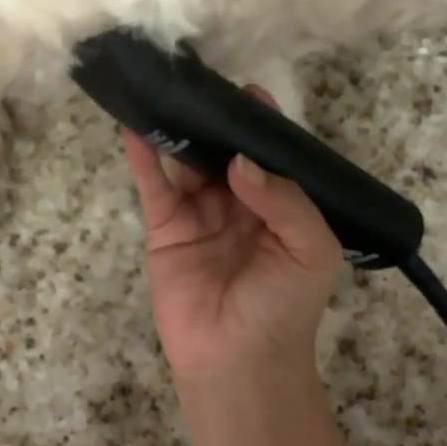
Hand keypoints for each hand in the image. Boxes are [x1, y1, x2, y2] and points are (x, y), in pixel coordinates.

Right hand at [121, 87, 345, 380]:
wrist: (239, 364)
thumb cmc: (284, 307)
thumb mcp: (311, 252)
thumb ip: (286, 202)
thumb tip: (241, 161)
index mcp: (278, 206)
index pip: (270, 157)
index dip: (262, 125)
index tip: (248, 91)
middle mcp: (237, 202)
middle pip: (224, 151)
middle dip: (216, 121)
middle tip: (199, 82)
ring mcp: (198, 212)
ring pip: (187, 162)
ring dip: (179, 130)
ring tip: (167, 93)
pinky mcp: (164, 226)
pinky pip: (154, 184)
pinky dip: (144, 155)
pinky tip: (136, 127)